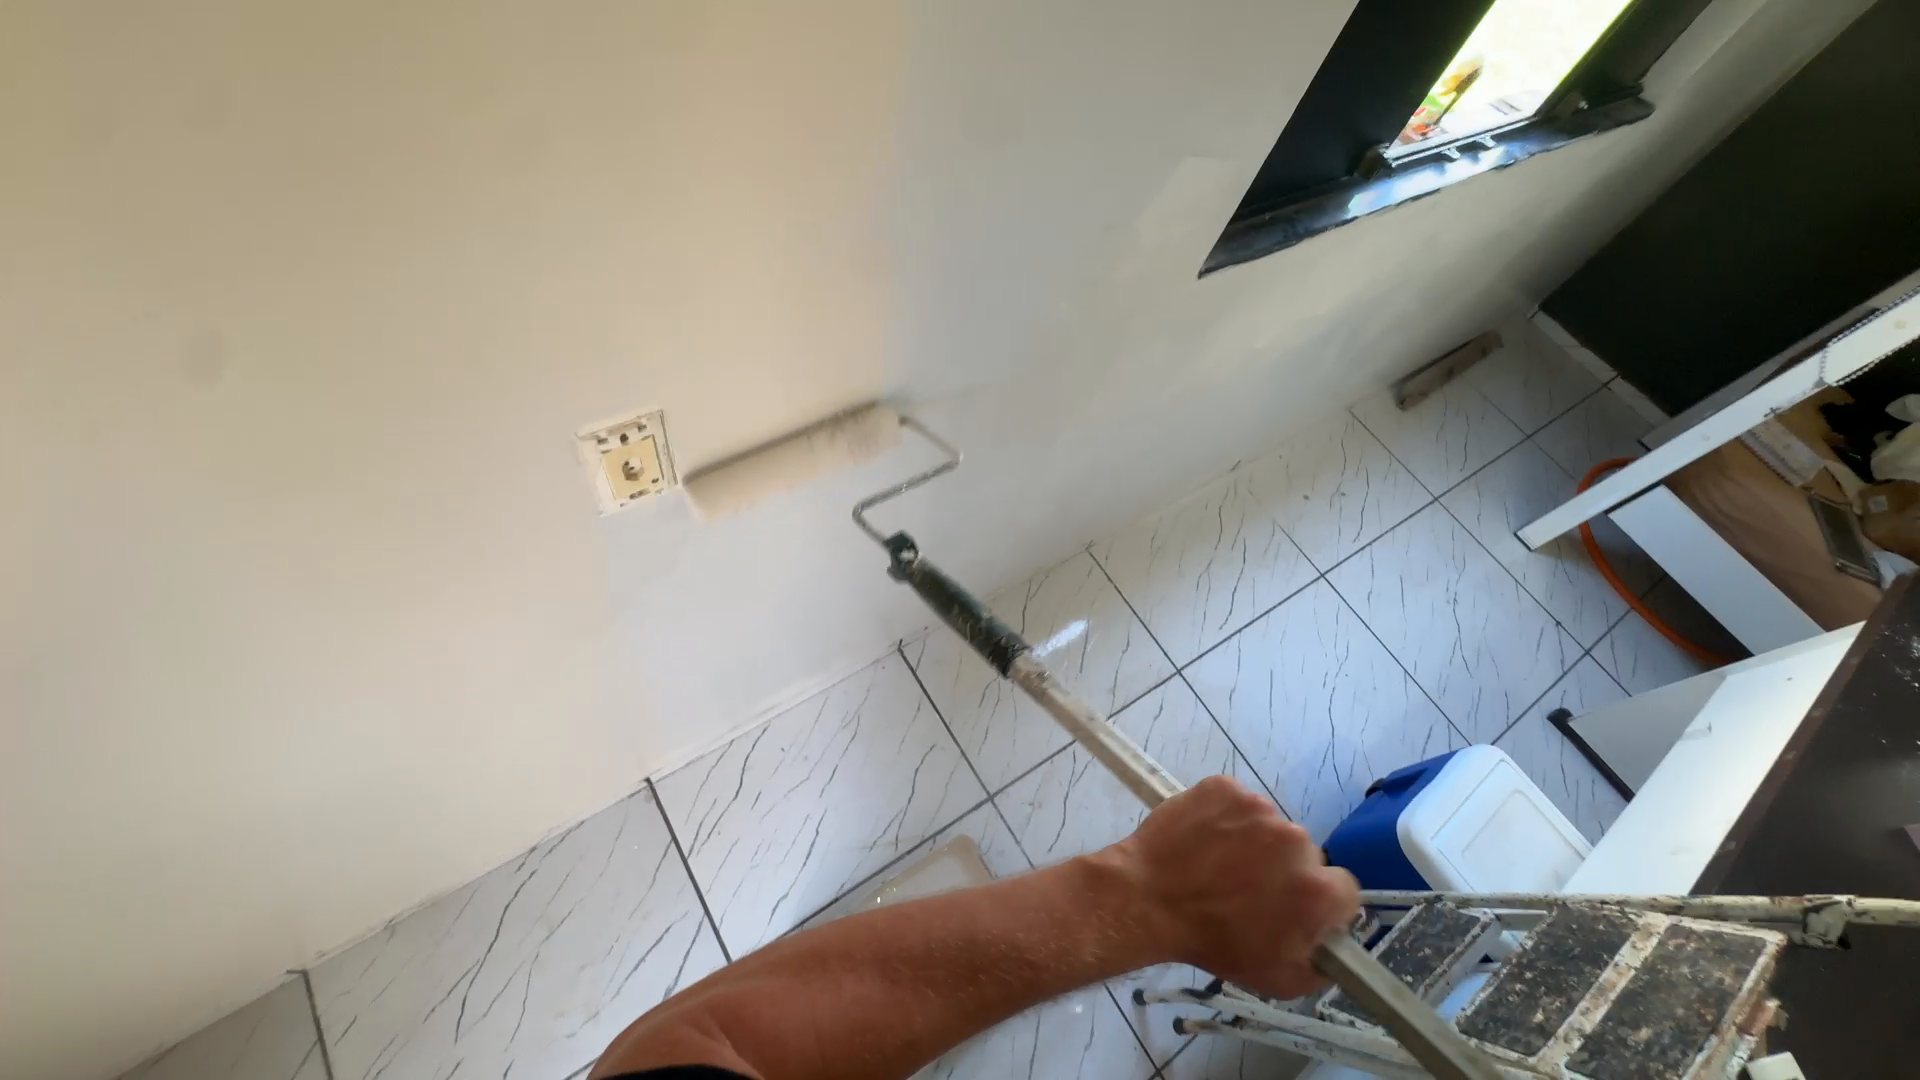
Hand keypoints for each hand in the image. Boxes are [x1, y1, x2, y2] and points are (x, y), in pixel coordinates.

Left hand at [1102, 775, 1358, 998]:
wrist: (1146, 897)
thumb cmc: (1212, 942)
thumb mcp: (1281, 979)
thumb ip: (1321, 962)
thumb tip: (1333, 942)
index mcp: (1318, 890)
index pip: (1342, 889)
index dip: (1319, 901)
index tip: (1292, 905)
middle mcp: (1296, 841)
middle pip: (1304, 853)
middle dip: (1283, 868)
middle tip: (1246, 885)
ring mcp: (1258, 808)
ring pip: (1268, 825)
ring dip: (1252, 840)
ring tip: (1217, 861)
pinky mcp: (1225, 786)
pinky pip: (1237, 802)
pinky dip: (1225, 815)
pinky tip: (1204, 837)